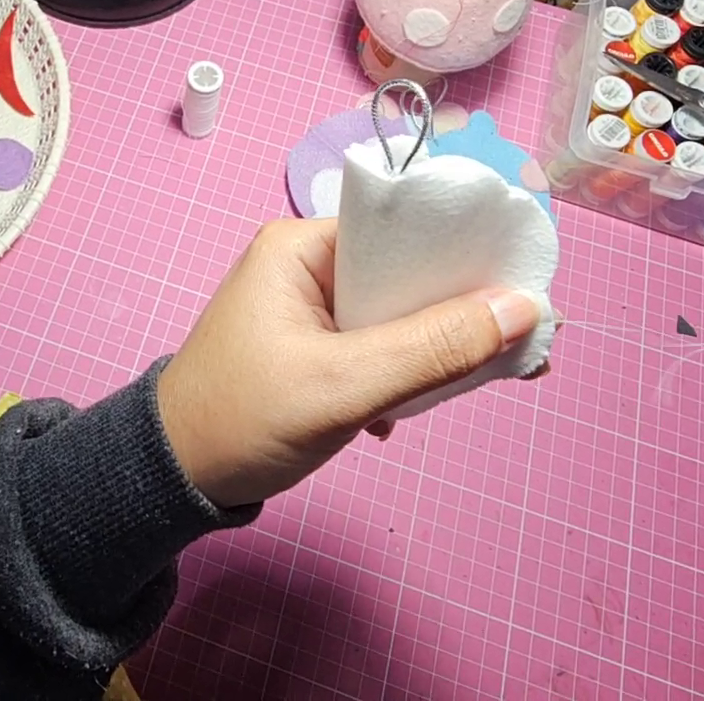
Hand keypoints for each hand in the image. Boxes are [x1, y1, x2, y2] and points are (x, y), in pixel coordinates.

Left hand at [155, 218, 539, 508]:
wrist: (179, 473)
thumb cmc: (245, 418)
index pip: (398, 230)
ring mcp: (308, 304)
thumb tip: (521, 307)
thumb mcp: (344, 385)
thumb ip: (432, 348)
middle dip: (458, 309)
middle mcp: (306, 263)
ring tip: (485, 377)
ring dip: (432, 347)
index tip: (524, 287)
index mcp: (302, 246)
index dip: (463, 254)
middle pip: (402, 273)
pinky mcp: (312, 343)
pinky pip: (374, 342)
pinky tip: (411, 409)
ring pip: (394, 313)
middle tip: (522, 344)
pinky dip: (401, 370)